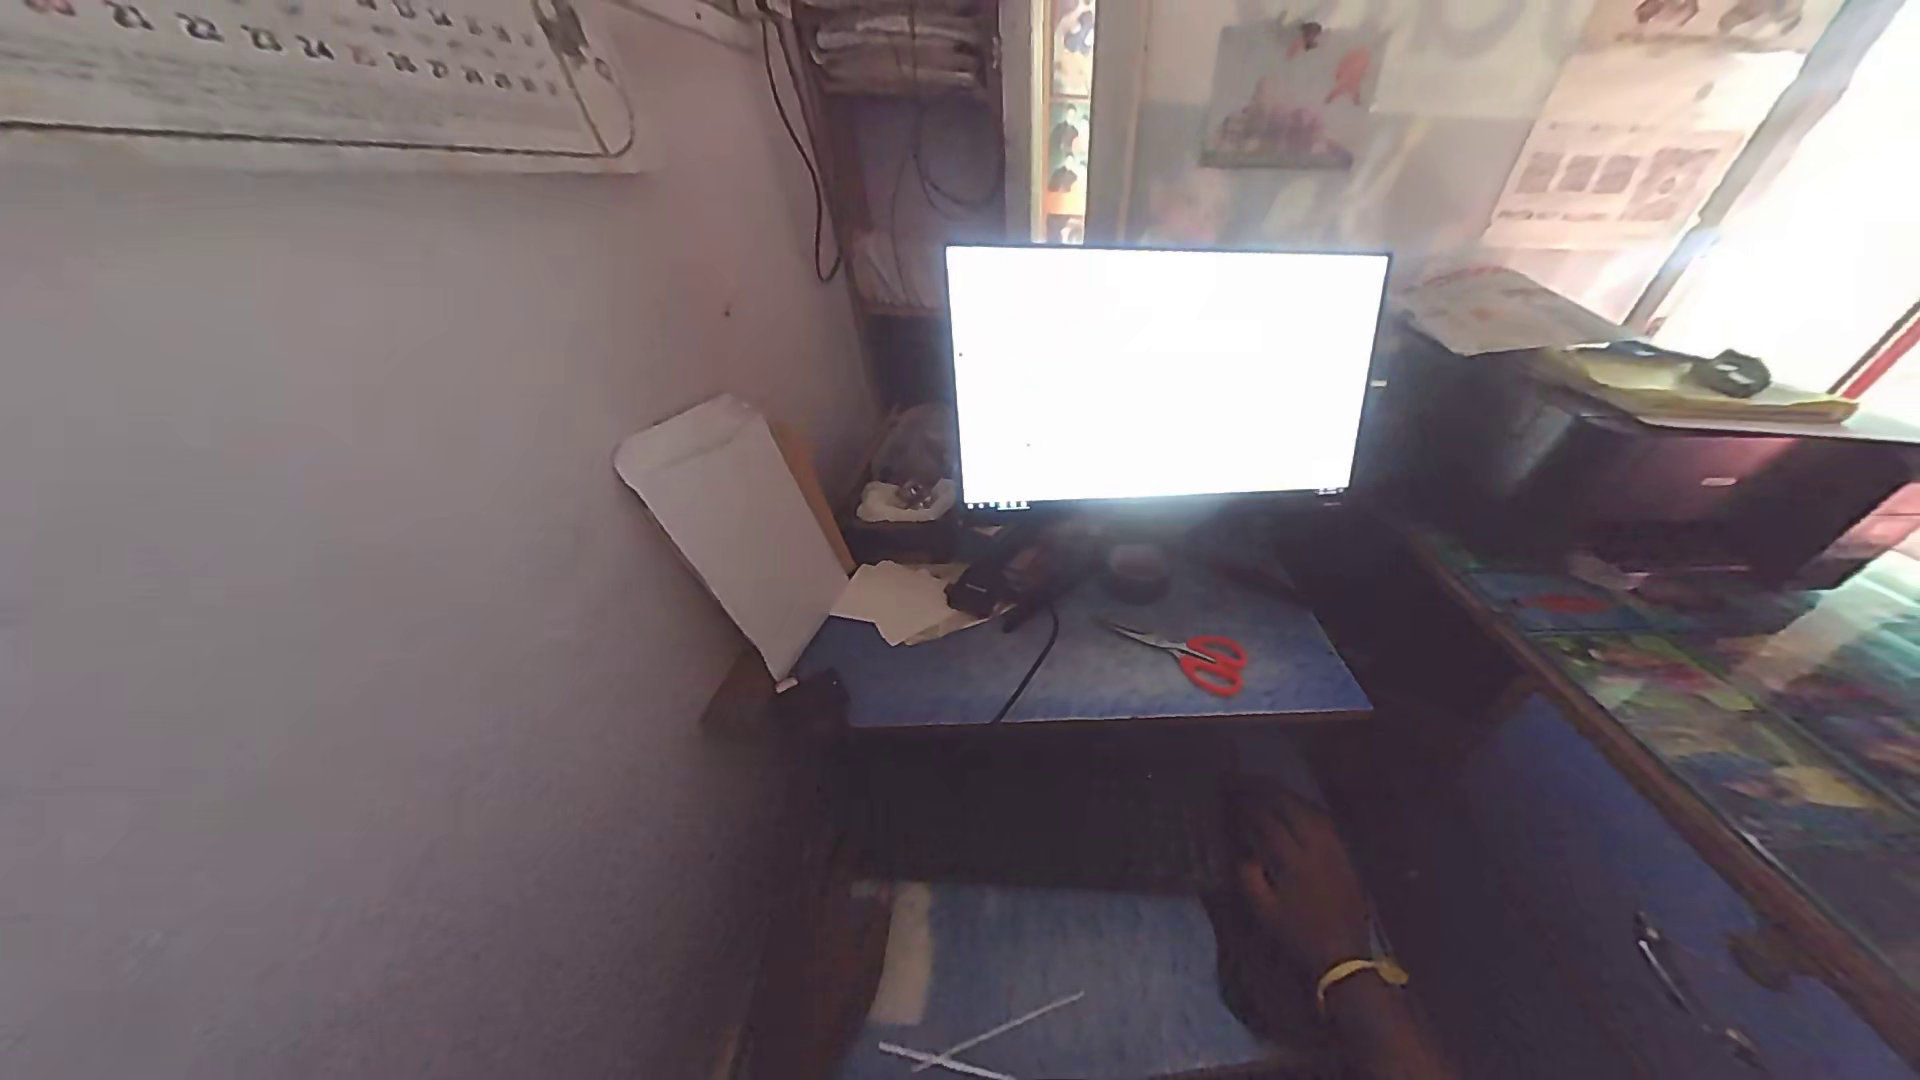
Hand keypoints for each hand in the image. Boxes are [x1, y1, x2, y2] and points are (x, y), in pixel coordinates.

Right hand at [1236, 791, 1371, 974]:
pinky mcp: (1346, 857)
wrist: (1344, 959)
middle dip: (1265, 790)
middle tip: (1245, 779)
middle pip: (1290, 808)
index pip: (1267, 822)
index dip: (1247, 804)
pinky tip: (1296, 804)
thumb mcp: (1264, 911)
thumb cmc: (1298, 935)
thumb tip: (1243, 849)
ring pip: (1310, 811)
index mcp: (1294, 864)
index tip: (1230, 792)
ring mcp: (1335, 852)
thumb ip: (1248, 876)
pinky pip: (1326, 823)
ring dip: (1287, 795)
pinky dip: (1308, 808)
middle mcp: (1317, 851)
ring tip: (1267, 785)